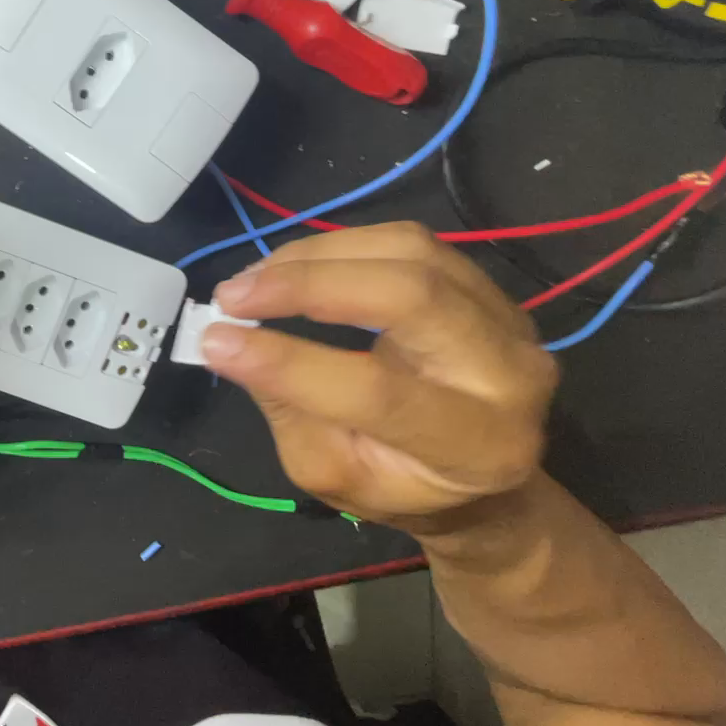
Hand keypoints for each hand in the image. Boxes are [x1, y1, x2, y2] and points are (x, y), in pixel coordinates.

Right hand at [199, 223, 556, 533]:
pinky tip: (289, 267)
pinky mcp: (482, 284)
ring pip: (407, 253)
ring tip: (252, 280)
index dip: (289, 363)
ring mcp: (505, 317)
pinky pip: (406, 242)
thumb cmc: (395, 483)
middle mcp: (510, 372)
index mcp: (476, 445)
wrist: (475, 472)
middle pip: (413, 295)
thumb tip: (225, 341)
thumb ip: (287, 410)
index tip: (215, 340)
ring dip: (313, 257)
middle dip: (308, 285)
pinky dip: (333, 248)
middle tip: (233, 296)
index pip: (377, 392)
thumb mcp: (328, 470)